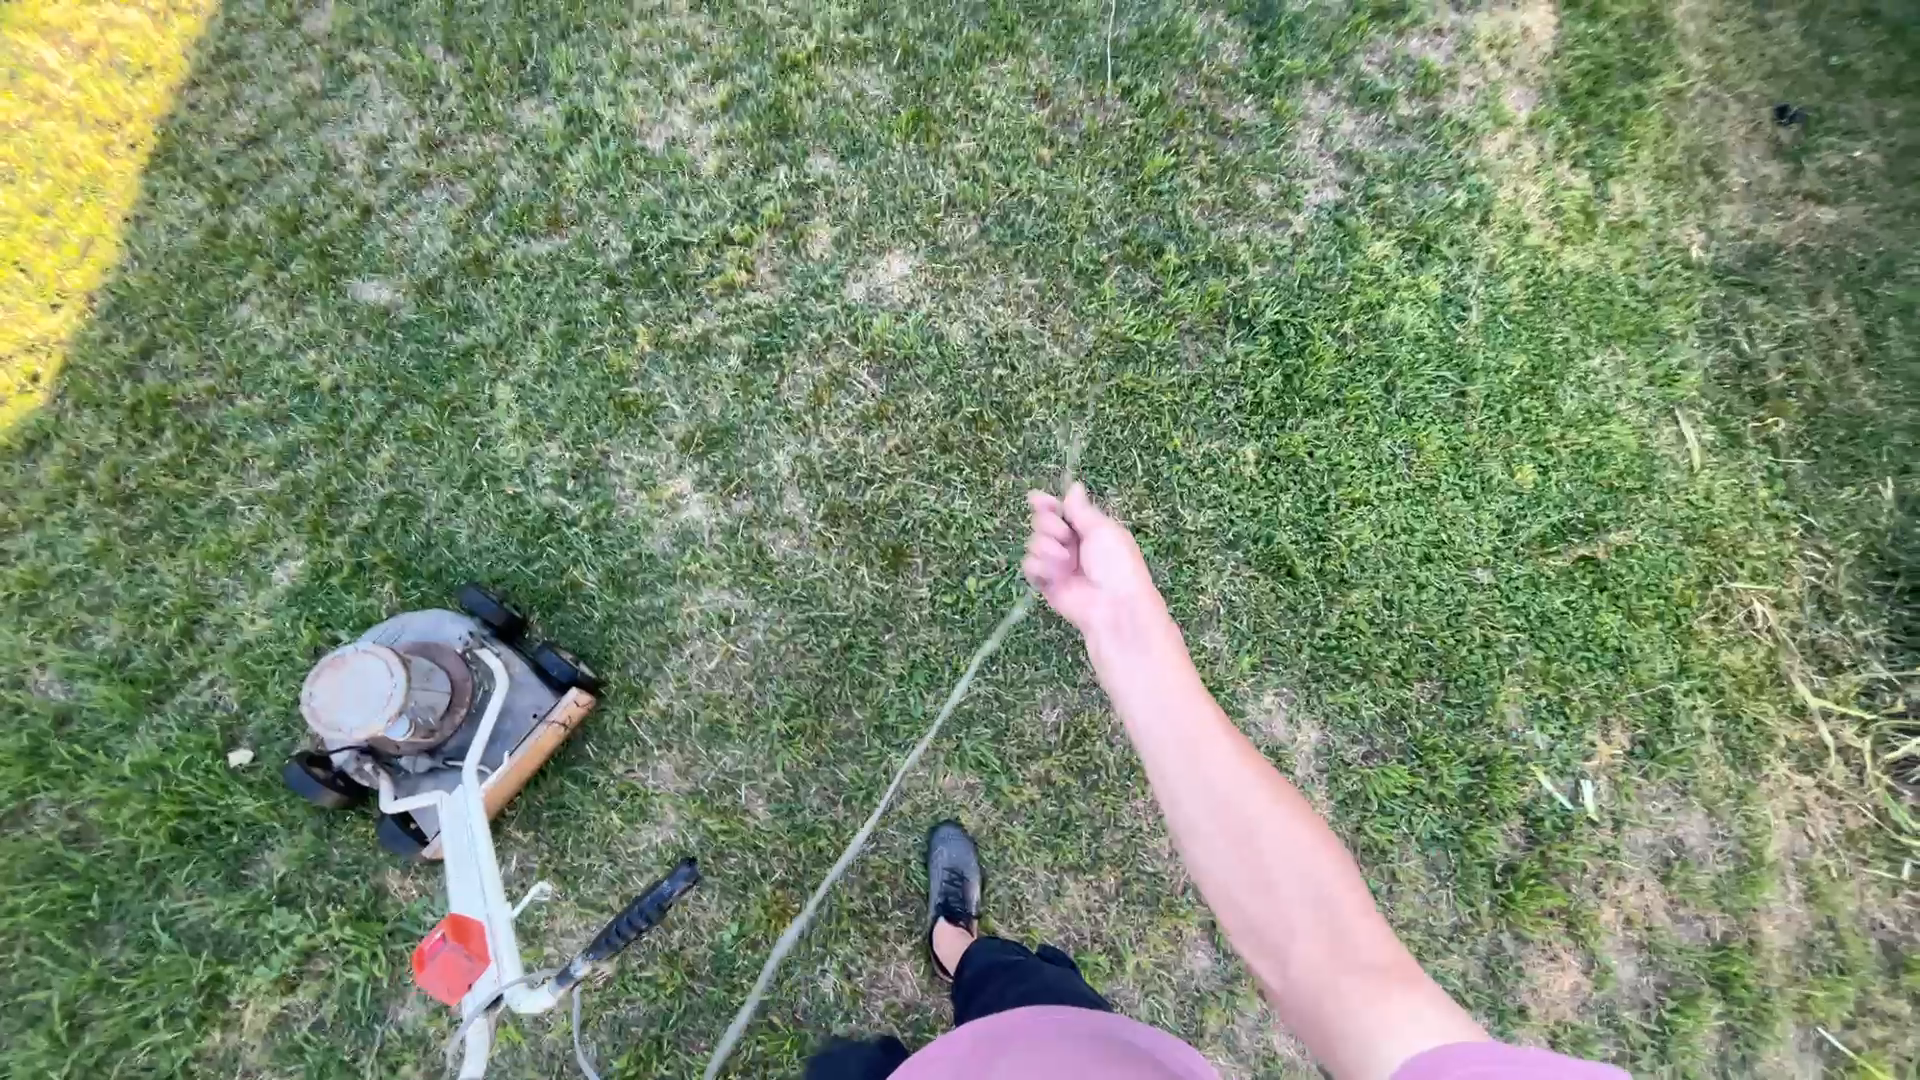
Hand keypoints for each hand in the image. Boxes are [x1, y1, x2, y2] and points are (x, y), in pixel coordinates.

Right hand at [1022, 483, 1168, 647]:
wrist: (1113, 604)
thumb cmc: (1115, 563)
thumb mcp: (1102, 529)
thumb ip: (1080, 509)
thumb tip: (1073, 486)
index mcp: (1086, 528)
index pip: (1059, 510)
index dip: (1047, 504)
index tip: (1037, 499)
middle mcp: (1069, 544)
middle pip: (1041, 523)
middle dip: (1049, 526)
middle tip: (1065, 536)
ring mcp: (1056, 563)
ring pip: (1033, 543)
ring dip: (1047, 548)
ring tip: (1066, 561)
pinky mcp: (1045, 583)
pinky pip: (1029, 566)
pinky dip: (1040, 568)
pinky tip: (1055, 574)